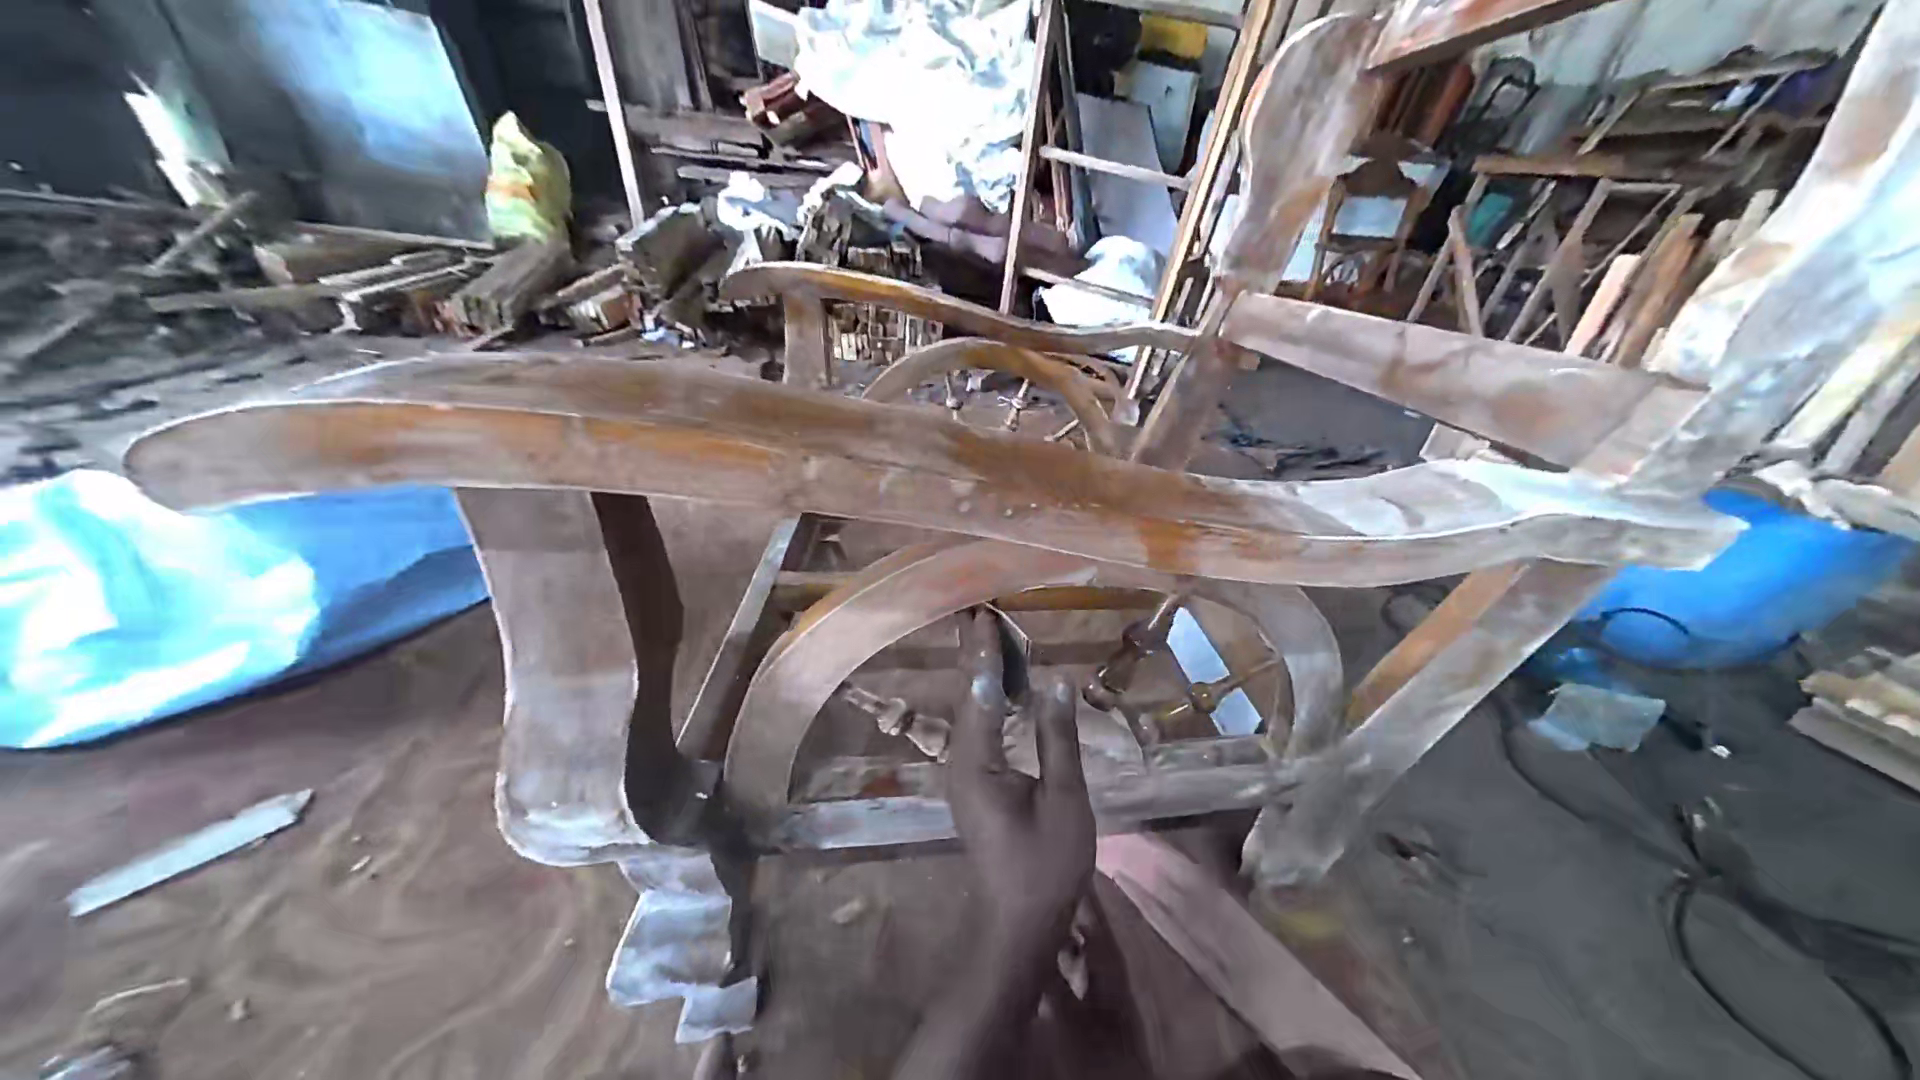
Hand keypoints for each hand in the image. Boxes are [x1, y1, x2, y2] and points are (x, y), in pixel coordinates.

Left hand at [948, 609, 1095, 950]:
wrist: (1019, 920)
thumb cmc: (1046, 863)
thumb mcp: (1063, 799)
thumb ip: (1057, 738)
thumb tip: (1057, 681)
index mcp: (976, 762)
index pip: (979, 693)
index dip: (984, 653)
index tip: (985, 616)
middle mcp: (960, 761)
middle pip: (965, 696)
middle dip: (972, 654)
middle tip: (975, 613)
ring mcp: (963, 773)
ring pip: (968, 711)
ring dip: (977, 673)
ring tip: (983, 637)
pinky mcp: (974, 783)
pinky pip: (977, 727)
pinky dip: (986, 698)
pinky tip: (998, 688)